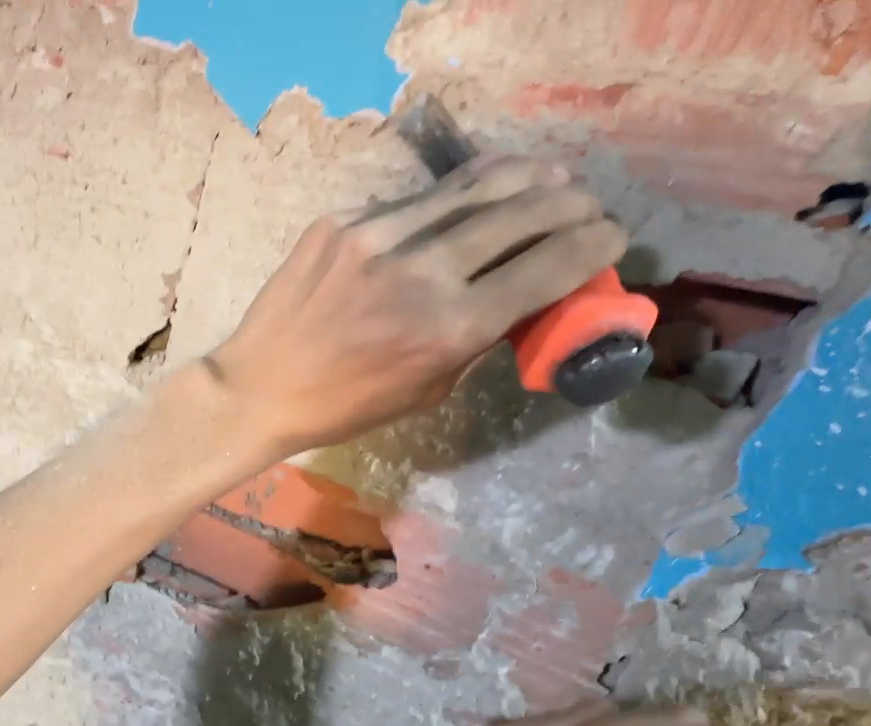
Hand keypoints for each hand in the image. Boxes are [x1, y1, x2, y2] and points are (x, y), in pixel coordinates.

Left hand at [211, 157, 627, 454]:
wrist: (258, 388)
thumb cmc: (343, 406)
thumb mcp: (426, 390)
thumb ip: (478, 339)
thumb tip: (522, 295)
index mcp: (451, 328)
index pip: (549, 266)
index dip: (594, 243)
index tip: (612, 234)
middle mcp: (421, 273)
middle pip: (522, 211)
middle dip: (569, 202)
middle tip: (584, 202)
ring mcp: (376, 239)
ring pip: (471, 187)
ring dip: (523, 176)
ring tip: (547, 174)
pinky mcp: (340, 224)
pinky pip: (412, 201)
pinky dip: (451, 198)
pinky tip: (470, 194)